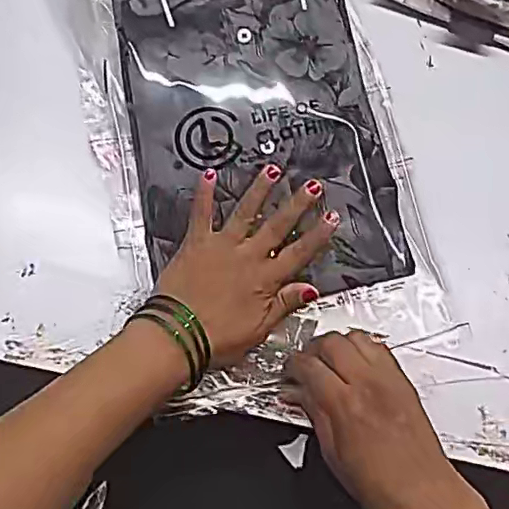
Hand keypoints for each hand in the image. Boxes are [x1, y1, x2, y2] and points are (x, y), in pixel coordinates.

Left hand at [154, 163, 339, 364]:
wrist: (177, 335)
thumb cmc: (215, 338)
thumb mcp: (259, 329)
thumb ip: (284, 304)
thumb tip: (310, 289)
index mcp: (265, 279)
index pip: (299, 252)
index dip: (318, 235)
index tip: (331, 218)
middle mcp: (247, 257)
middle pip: (277, 225)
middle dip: (297, 204)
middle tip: (311, 185)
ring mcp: (222, 247)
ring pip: (246, 212)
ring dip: (261, 189)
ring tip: (272, 170)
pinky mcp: (196, 244)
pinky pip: (201, 214)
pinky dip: (205, 194)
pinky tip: (210, 175)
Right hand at [287, 331, 477, 508]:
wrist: (423, 493)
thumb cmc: (382, 486)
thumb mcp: (333, 454)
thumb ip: (314, 414)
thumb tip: (298, 394)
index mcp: (346, 404)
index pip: (309, 365)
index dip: (292, 366)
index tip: (289, 373)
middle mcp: (369, 384)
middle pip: (332, 342)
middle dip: (312, 349)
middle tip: (305, 364)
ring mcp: (389, 379)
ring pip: (356, 337)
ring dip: (338, 345)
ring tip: (329, 362)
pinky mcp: (404, 381)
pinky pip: (379, 348)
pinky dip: (362, 349)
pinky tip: (355, 365)